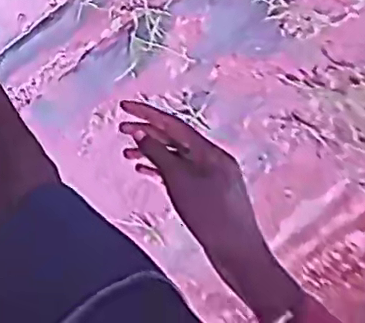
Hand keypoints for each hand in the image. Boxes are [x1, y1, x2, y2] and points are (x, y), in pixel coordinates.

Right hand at [118, 100, 302, 322]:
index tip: (126, 106)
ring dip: (151, 151)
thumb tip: (139, 132)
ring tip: (129, 152)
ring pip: (176, 155)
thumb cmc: (213, 218)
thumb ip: (156, 152)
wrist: (240, 258)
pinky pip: (181, 172)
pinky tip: (146, 170)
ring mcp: (212, 177)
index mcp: (210, 152)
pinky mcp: (209, 193)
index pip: (172, 123)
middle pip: (174, 138)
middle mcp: (213, 160)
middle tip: (123, 128)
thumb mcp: (178, 179)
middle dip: (146, 132)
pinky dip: (161, 168)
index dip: (146, 112)